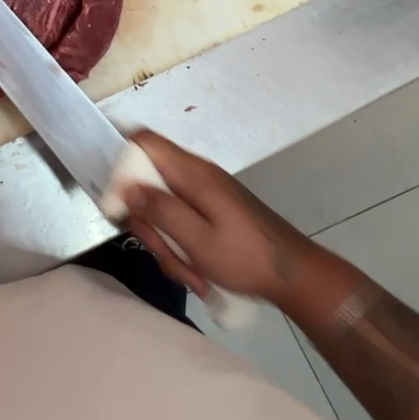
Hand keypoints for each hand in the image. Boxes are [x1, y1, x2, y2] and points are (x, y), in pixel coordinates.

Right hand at [120, 131, 317, 305]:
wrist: (298, 278)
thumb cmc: (248, 258)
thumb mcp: (198, 240)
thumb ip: (160, 211)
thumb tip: (124, 187)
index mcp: (192, 173)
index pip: (144, 141)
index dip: (122, 161)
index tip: (119, 201)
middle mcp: (195, 175)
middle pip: (148, 182)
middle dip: (148, 222)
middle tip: (162, 252)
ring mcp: (204, 193)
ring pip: (162, 207)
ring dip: (167, 242)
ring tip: (189, 272)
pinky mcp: (211, 211)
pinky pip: (180, 220)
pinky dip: (182, 245)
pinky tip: (198, 271)